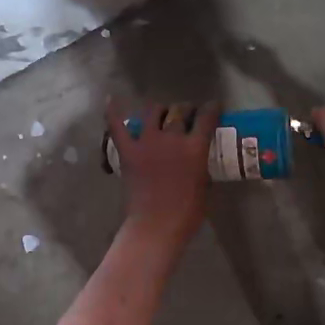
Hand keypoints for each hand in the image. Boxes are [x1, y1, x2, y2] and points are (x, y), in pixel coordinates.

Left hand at [107, 100, 218, 244]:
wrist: (156, 225)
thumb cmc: (187, 213)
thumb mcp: (205, 186)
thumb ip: (201, 166)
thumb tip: (198, 159)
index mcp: (195, 147)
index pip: (206, 117)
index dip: (211, 108)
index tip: (213, 106)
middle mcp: (172, 138)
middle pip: (179, 111)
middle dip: (185, 109)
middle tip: (186, 113)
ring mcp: (146, 142)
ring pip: (152, 111)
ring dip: (159, 109)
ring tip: (161, 112)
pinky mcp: (127, 151)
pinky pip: (117, 126)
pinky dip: (113, 111)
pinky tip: (112, 99)